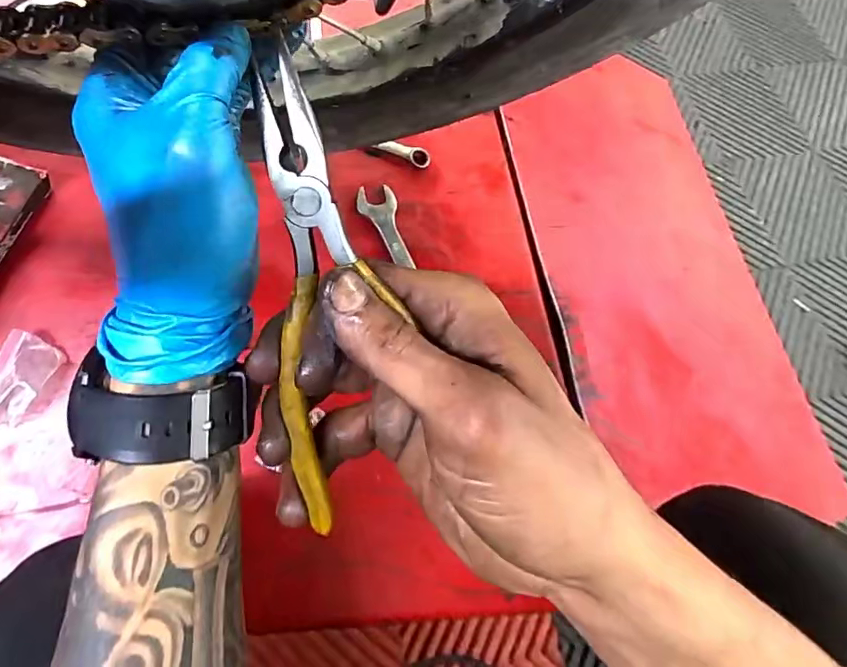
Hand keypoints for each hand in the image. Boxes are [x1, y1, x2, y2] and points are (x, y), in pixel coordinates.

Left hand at [73, 24, 257, 384]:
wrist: (195, 291)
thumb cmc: (181, 213)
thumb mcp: (191, 130)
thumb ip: (208, 68)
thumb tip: (232, 26)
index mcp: (109, 99)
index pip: (140, 30)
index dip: (180, 10)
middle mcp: (131, 107)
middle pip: (172, 50)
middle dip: (213, 32)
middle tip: (257, 7)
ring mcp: (166, 127)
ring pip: (199, 76)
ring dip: (231, 58)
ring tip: (269, 31)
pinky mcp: (197, 146)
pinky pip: (216, 103)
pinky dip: (239, 87)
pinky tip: (266, 68)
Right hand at [246, 264, 650, 598]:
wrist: (576, 561)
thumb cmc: (539, 472)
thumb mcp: (466, 409)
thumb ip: (396, 350)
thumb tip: (336, 289)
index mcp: (449, 311)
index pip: (365, 286)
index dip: (320, 316)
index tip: (291, 363)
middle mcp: (422, 336)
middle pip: (337, 331)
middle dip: (299, 367)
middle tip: (271, 403)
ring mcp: (405, 384)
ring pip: (329, 381)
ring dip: (297, 418)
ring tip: (277, 461)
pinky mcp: (393, 429)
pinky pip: (340, 430)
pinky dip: (316, 456)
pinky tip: (299, 495)